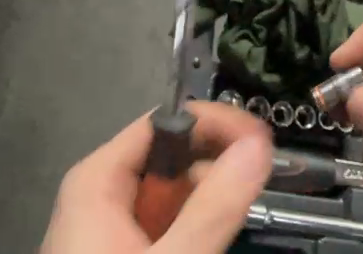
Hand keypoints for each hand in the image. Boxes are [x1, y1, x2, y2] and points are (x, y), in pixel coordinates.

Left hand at [40, 102, 273, 252]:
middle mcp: (101, 195)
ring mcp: (108, 232)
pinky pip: (164, 232)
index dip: (215, 125)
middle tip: (264, 186)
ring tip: (245, 219)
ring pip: (172, 199)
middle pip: (170, 160)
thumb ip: (214, 208)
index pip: (164, 122)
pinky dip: (194, 235)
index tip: (264, 143)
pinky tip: (214, 246)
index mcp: (98, 179)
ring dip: (210, 206)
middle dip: (218, 169)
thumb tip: (258, 146)